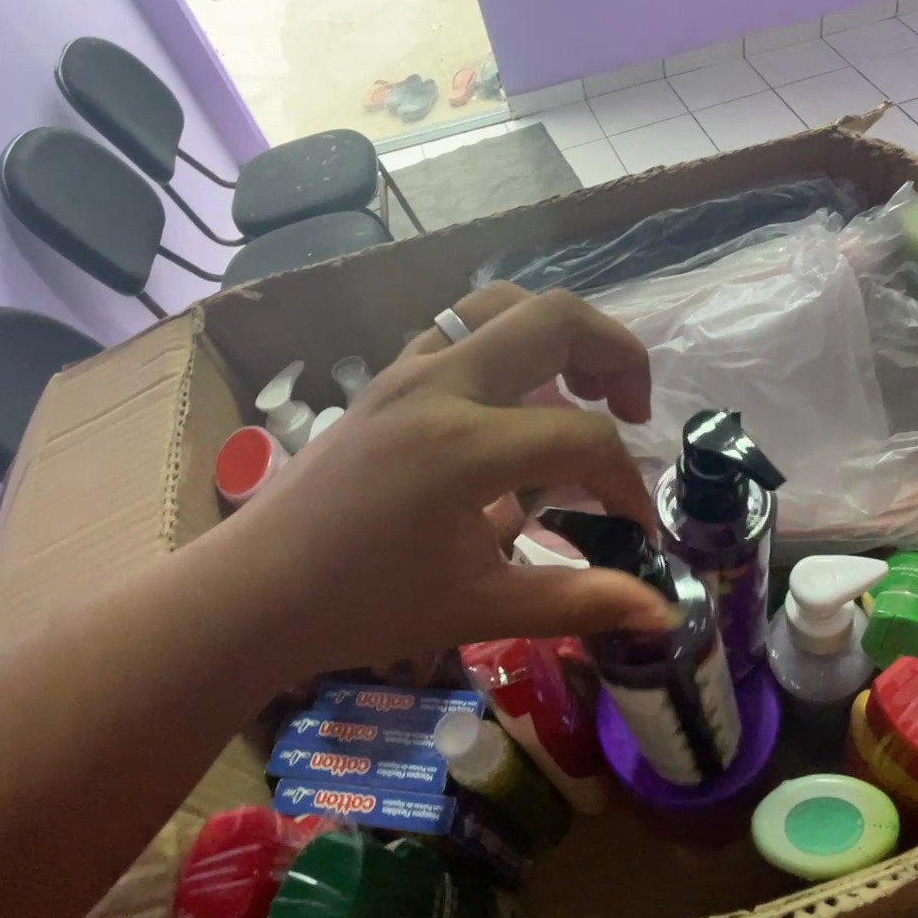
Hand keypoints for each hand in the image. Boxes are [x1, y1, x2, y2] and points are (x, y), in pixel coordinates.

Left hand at [193, 284, 679, 677]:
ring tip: (581, 386)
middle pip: (557, 319)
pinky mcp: (389, 375)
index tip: (634, 527)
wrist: (254, 592)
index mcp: (463, 447)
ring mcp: (408, 369)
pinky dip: (509, 342)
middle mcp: (439, 385)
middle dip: (617, 355)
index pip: (583, 439)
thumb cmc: (363, 607)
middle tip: (632, 411)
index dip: (628, 482)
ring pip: (504, 303)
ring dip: (561, 333)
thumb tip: (663, 613)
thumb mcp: (479, 608)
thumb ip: (579, 602)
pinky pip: (462, 325)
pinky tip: (515, 396)